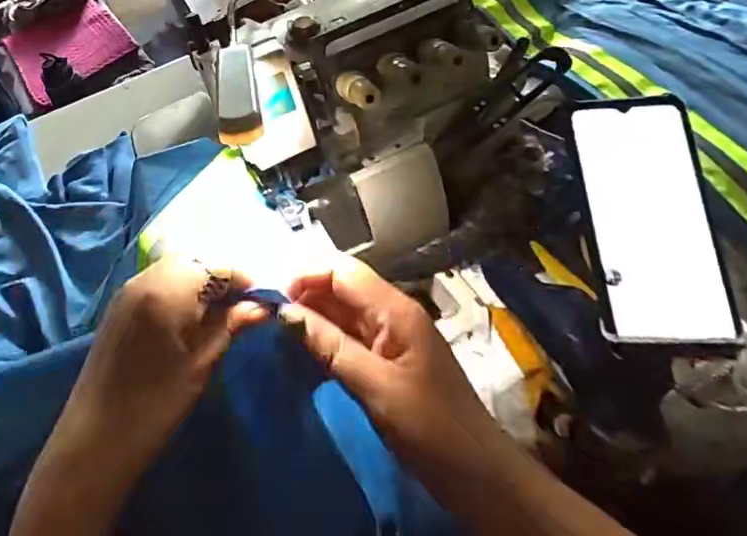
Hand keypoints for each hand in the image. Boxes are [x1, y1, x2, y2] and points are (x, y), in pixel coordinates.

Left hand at [11, 258, 267, 535]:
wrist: (94, 439)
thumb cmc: (156, 404)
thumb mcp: (203, 363)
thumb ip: (231, 325)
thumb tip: (262, 306)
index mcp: (170, 288)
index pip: (218, 266)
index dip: (243, 280)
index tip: (261, 301)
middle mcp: (147, 277)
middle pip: (195, 261)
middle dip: (220, 277)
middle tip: (239, 307)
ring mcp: (129, 288)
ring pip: (174, 268)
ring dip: (198, 281)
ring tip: (215, 313)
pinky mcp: (119, 303)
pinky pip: (156, 280)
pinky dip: (176, 288)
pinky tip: (186, 316)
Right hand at [283, 257, 632, 535]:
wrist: (479, 474)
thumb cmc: (432, 428)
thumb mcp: (376, 388)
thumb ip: (331, 348)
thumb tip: (286, 314)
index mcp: (395, 309)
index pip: (344, 272)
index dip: (307, 276)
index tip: (273, 298)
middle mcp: (392, 313)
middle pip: (342, 287)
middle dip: (305, 293)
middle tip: (268, 314)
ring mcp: (391, 337)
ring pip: (344, 312)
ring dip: (313, 315)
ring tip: (277, 329)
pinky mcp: (388, 360)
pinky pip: (350, 336)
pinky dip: (325, 338)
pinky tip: (303, 349)